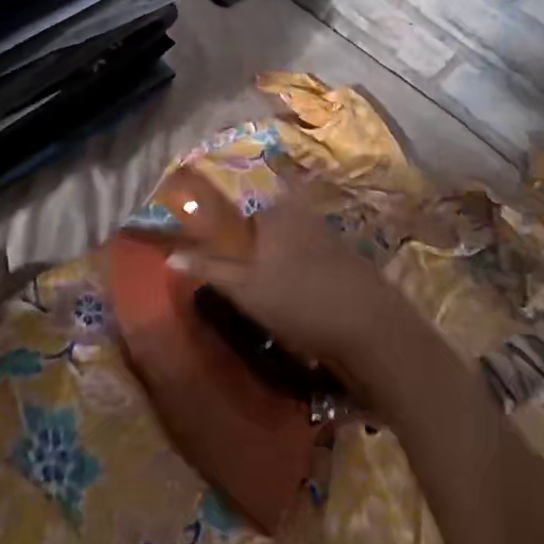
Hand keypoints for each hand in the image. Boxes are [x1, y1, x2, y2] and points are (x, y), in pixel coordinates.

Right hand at [162, 169, 425, 404]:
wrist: (372, 330)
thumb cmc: (300, 302)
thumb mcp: (245, 290)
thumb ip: (208, 269)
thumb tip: (171, 255)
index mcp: (274, 214)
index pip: (240, 213)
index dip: (227, 235)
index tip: (222, 259)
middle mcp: (302, 215)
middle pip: (266, 225)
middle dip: (254, 248)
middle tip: (245, 282)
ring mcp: (328, 236)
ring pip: (291, 242)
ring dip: (279, 263)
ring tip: (271, 295)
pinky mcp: (346, 260)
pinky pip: (312, 259)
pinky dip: (301, 273)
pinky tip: (300, 300)